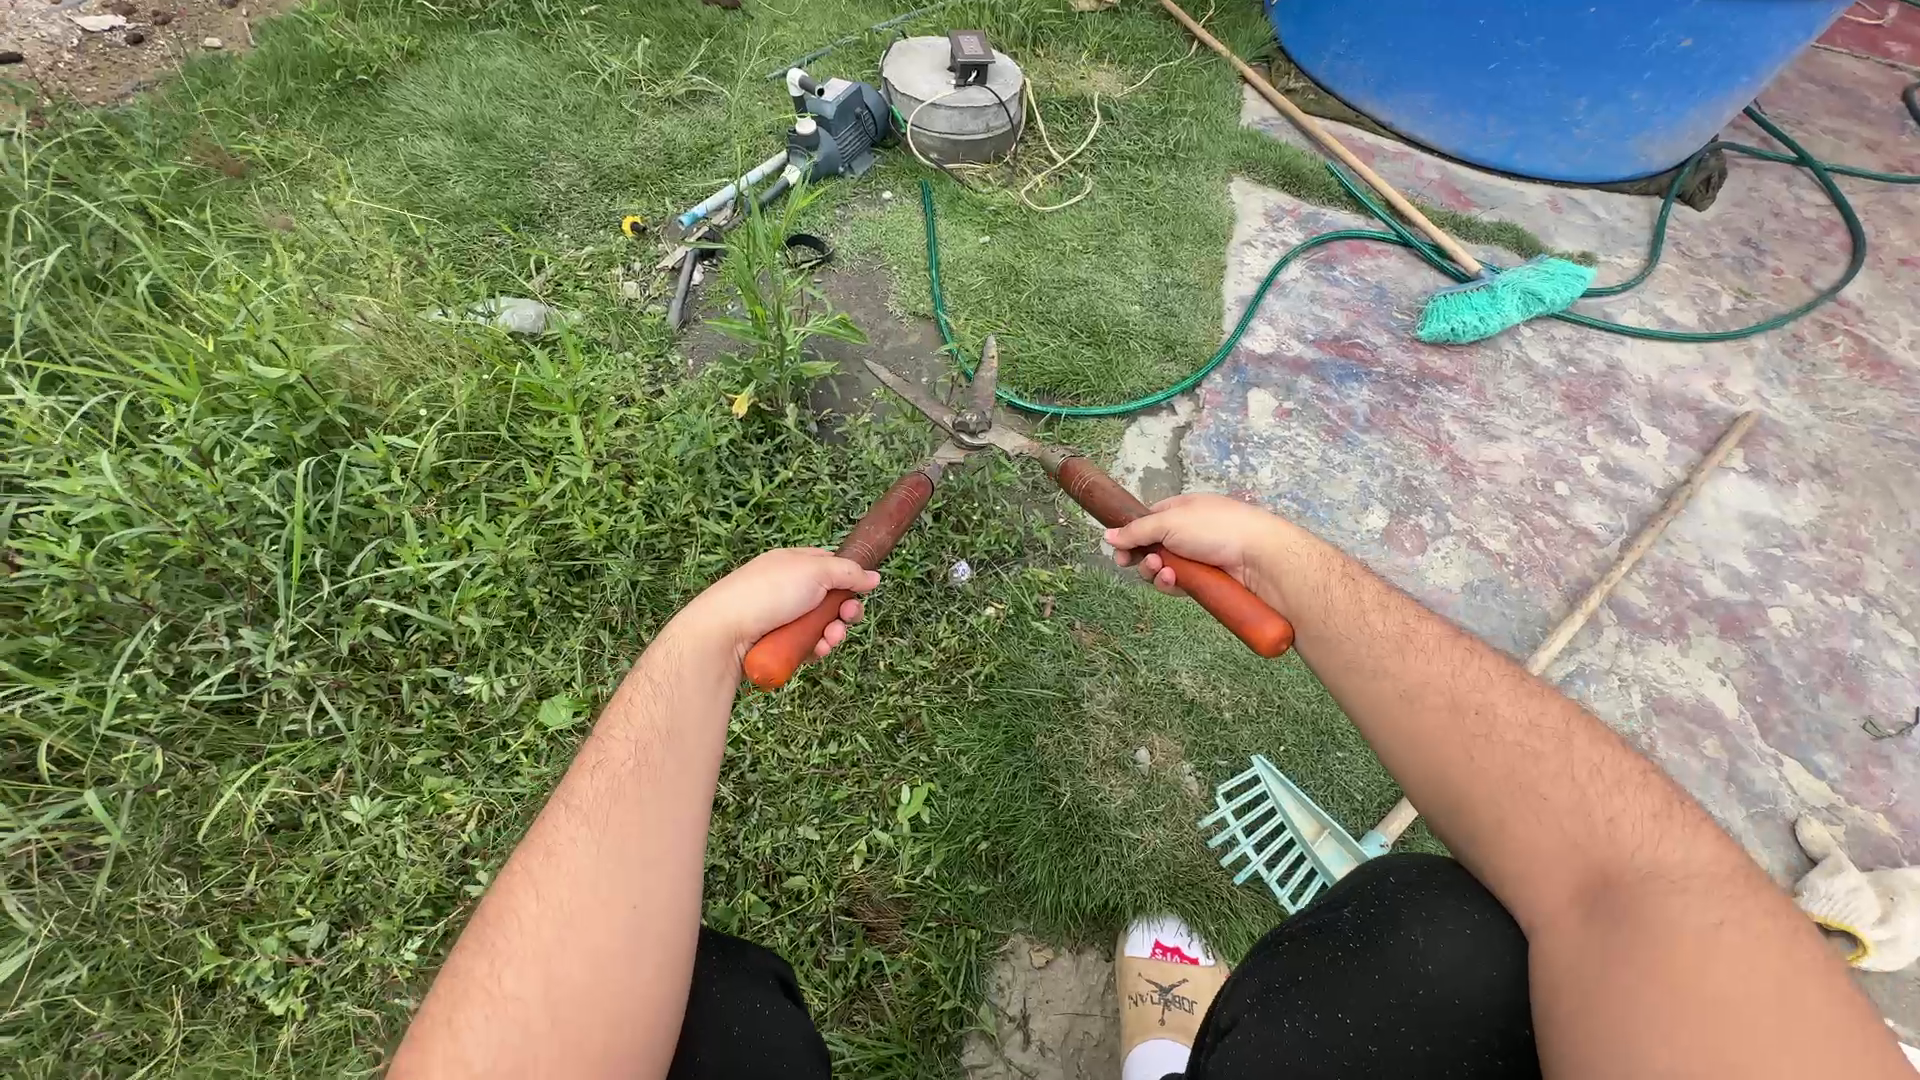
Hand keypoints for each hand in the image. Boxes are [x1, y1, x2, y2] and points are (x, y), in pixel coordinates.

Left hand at [673, 548, 879, 662]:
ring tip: (829, 639)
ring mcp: (781, 616)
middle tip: (847, 617)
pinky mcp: (778, 641)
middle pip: (830, 599)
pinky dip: (816, 648)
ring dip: (833, 632)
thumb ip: (848, 572)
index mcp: (793, 563)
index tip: (859, 591)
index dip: (848, 579)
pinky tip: (816, 651)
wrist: (725, 631)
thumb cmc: (766, 593)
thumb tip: (873, 576)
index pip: (829, 566)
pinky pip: (807, 644)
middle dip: (844, 611)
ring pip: (821, 625)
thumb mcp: (815, 572)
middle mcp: (787, 588)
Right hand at [1104, 494, 1294, 604]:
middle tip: (1142, 563)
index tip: (1119, 550)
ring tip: (1164, 571)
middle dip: (1142, 558)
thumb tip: (1107, 536)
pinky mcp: (1203, 581)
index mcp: (1182, 510)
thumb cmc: (1216, 528)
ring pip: (1161, 569)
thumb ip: (1135, 530)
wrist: (1259, 557)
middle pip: (1150, 548)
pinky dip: (1171, 585)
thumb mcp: (1169, 522)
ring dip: (1155, 572)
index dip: (1131, 536)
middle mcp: (1188, 532)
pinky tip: (1175, 582)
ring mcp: (1197, 558)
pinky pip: (1176, 585)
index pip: (1147, 521)